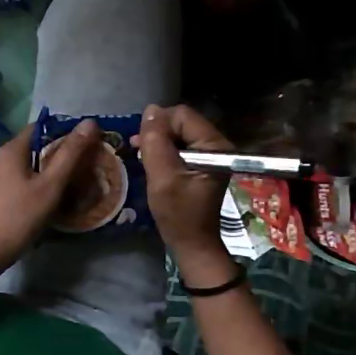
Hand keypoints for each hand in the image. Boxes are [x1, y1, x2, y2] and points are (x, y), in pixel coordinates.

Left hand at [0, 119, 100, 270]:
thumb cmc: (21, 215)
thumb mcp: (51, 185)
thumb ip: (70, 153)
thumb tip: (90, 122)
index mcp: (10, 149)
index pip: (41, 127)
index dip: (64, 132)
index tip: (85, 145)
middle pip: (33, 144)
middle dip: (57, 152)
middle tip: (81, 165)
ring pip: (26, 161)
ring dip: (46, 167)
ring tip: (69, 180)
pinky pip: (17, 174)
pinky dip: (34, 178)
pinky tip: (47, 193)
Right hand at [136, 104, 236, 282]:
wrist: (192, 244)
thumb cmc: (178, 214)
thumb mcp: (162, 177)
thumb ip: (155, 142)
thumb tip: (150, 110)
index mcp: (214, 146)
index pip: (181, 115)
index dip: (158, 124)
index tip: (140, 144)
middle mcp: (217, 145)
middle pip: (181, 122)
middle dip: (158, 132)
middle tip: (138, 151)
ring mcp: (211, 155)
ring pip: (179, 134)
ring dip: (159, 143)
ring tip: (143, 157)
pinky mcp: (203, 164)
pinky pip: (181, 147)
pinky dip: (165, 152)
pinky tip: (153, 164)